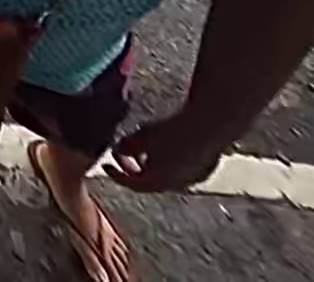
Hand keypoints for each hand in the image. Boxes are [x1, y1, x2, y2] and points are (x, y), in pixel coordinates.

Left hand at [106, 114, 228, 192]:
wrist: (206, 129)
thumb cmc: (170, 133)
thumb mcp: (139, 138)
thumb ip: (126, 147)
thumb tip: (119, 151)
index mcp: (161, 181)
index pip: (135, 185)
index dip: (117, 176)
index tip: (106, 166)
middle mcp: (180, 185)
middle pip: (150, 182)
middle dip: (132, 169)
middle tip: (120, 156)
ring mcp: (194, 178)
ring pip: (165, 177)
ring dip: (148, 165)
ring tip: (137, 148)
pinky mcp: (204, 170)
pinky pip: (178, 171)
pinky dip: (163, 163)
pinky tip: (159, 147)